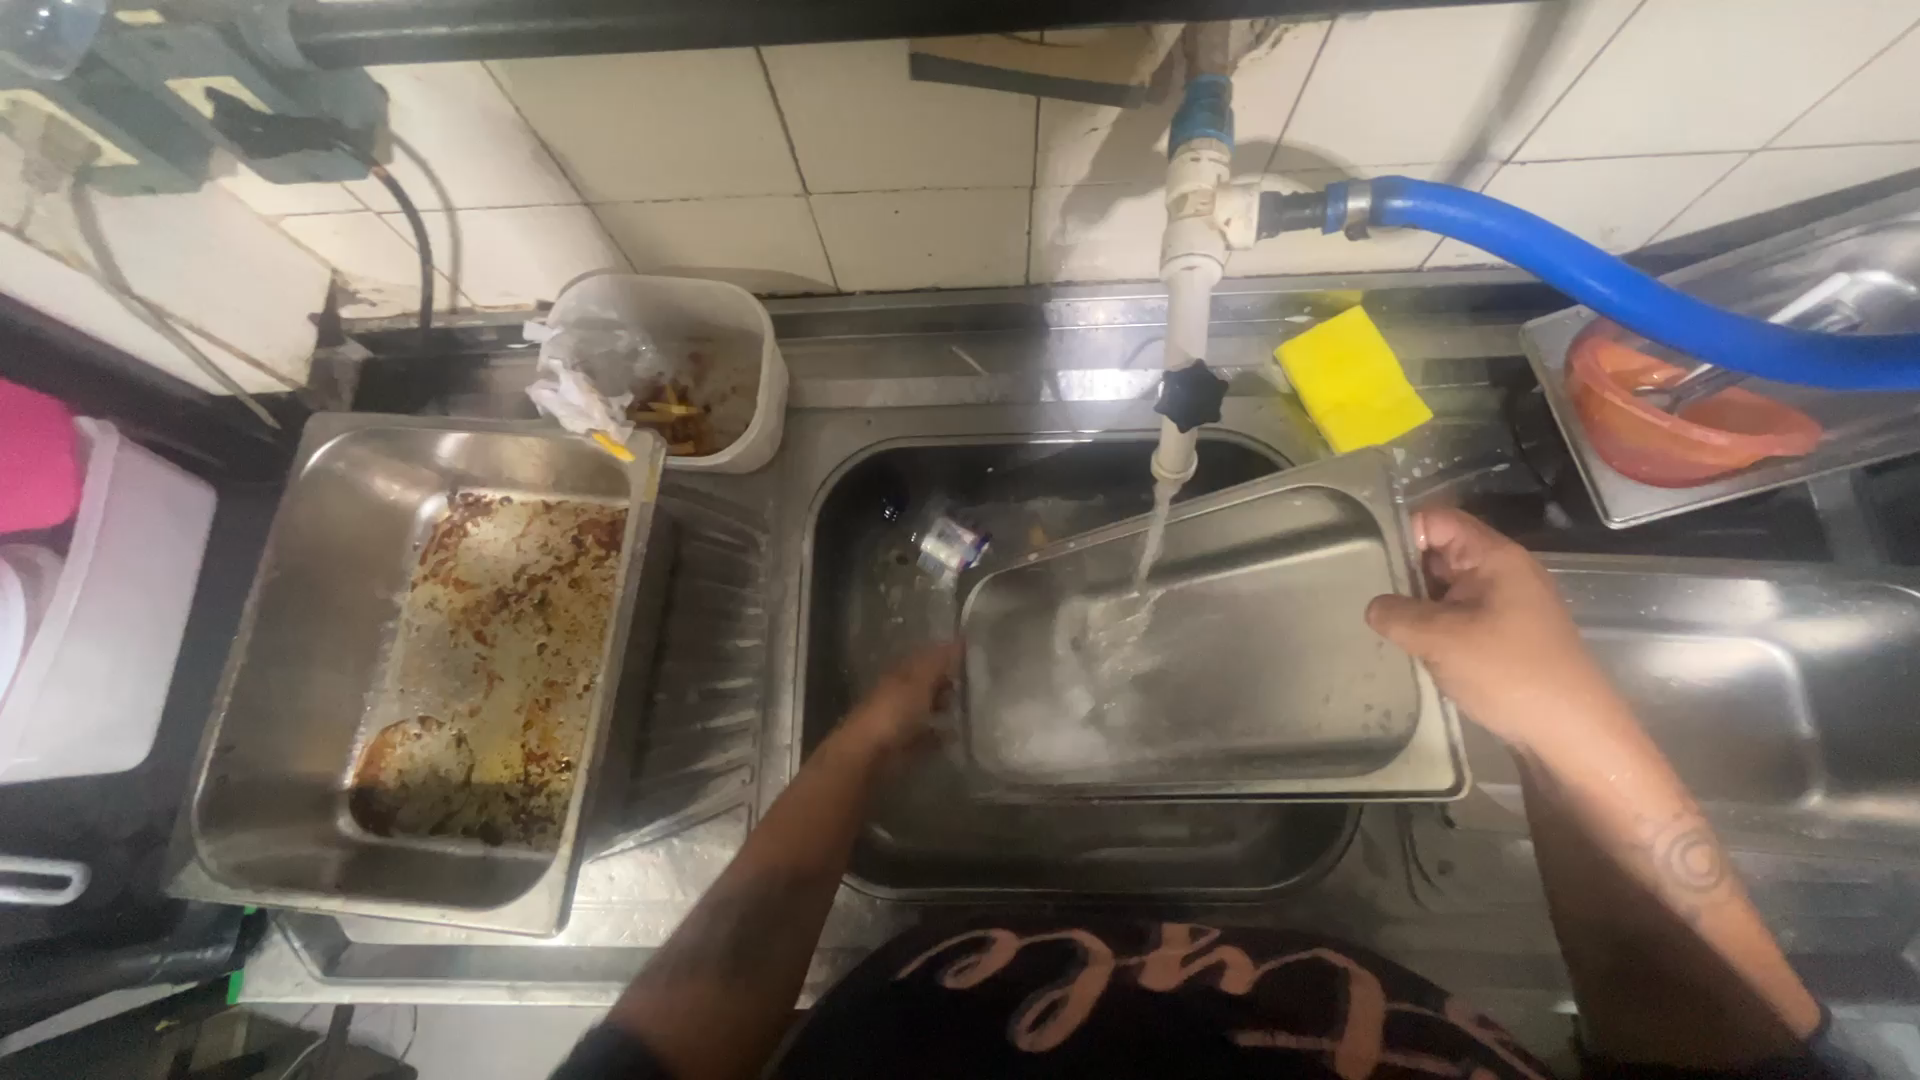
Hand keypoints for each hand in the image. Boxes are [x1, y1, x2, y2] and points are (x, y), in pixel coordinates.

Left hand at [838, 642, 960, 767]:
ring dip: (942, 708)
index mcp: (899, 673)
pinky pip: (924, 736)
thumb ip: (939, 661)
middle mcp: (898, 693)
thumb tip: (959, 638)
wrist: (867, 754)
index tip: (968, 656)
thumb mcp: (920, 681)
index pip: (924, 657)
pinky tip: (954, 736)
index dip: (944, 655)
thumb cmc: (894, 711)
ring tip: (966, 711)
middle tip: (971, 685)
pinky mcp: (901, 747)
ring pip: (924, 709)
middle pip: (924, 684)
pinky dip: (938, 735)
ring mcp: (898, 720)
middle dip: (945, 683)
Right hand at [1365, 507, 1625, 750]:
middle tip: (1359, 591)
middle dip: (1401, 569)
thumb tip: (1374, 606)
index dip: (1400, 532)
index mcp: (1494, 558)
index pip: (1437, 520)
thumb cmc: (1509, 674)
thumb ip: (1394, 613)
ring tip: (1378, 620)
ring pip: (1443, 586)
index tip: (1366, 559)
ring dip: (1413, 602)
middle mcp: (1501, 573)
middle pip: (1438, 551)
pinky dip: (1429, 624)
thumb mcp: (1439, 639)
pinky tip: (1409, 645)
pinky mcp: (1502, 634)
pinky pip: (1454, 614)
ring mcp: (1503, 604)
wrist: (1572, 735)